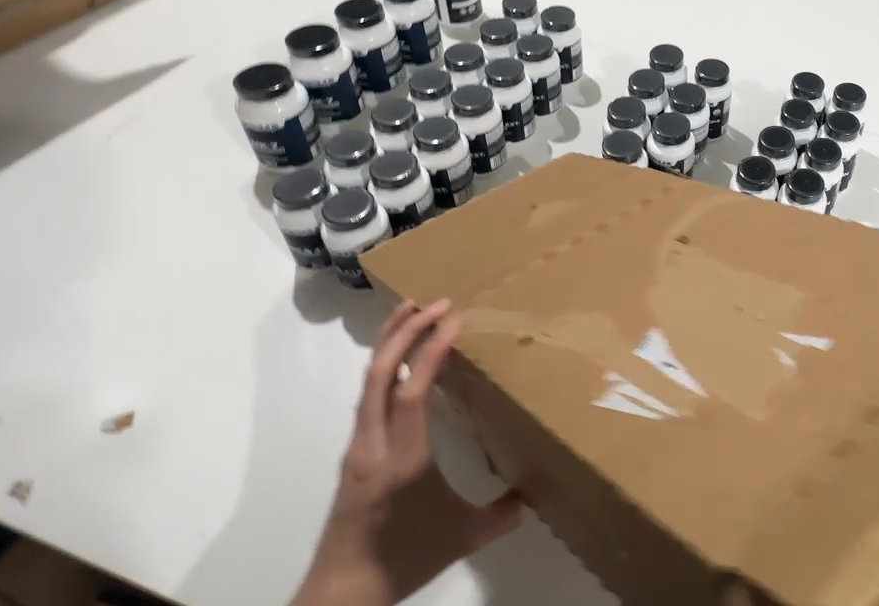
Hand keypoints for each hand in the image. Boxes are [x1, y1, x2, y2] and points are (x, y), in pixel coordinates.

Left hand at [293, 300, 524, 605]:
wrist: (340, 595)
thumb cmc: (404, 559)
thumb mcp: (463, 537)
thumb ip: (503, 512)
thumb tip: (538, 491)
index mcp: (404, 458)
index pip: (412, 391)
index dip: (430, 351)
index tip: (454, 320)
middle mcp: (374, 445)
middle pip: (378, 375)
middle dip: (403, 332)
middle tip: (434, 301)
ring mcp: (359, 447)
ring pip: (366, 382)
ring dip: (388, 343)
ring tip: (412, 313)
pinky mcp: (354, 454)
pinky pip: (367, 396)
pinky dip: (383, 366)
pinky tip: (399, 361)